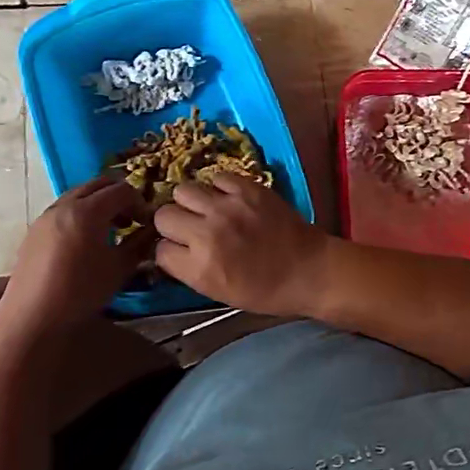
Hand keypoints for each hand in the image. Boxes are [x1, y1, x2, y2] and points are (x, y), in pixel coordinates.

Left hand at [0, 178, 149, 334]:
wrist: (32, 317)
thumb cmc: (81, 292)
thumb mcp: (118, 269)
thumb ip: (138, 244)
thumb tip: (152, 231)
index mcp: (87, 211)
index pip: (121, 190)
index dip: (139, 202)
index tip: (146, 222)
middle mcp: (64, 205)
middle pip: (98, 184)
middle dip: (119, 196)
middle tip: (131, 219)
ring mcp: (46, 216)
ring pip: (78, 195)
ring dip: (98, 204)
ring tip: (109, 231)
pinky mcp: (34, 230)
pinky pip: (64, 209)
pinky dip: (80, 214)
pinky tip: (85, 243)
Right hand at [153, 175, 330, 315]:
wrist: (310, 271)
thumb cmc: (265, 291)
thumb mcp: (218, 292)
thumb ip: (189, 269)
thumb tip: (170, 249)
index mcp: (199, 268)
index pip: (160, 249)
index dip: (169, 250)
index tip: (181, 251)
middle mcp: (207, 233)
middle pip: (164, 215)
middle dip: (173, 223)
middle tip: (190, 228)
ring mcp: (227, 207)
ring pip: (183, 190)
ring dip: (191, 202)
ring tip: (207, 210)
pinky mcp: (247, 188)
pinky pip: (215, 178)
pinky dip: (218, 188)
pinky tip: (228, 199)